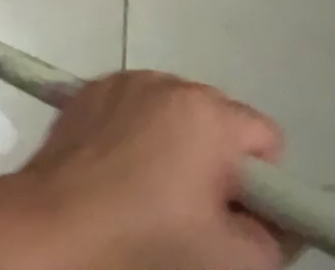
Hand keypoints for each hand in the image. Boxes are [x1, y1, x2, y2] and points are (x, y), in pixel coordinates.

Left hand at [21, 70, 297, 269]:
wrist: (57, 224)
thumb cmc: (150, 238)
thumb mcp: (237, 258)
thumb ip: (277, 236)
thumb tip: (271, 217)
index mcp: (206, 112)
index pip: (266, 137)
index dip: (262, 183)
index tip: (234, 210)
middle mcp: (163, 82)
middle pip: (217, 117)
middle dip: (216, 157)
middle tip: (193, 204)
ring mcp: (119, 82)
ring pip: (171, 109)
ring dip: (173, 140)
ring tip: (150, 187)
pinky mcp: (85, 91)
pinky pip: (130, 106)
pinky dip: (134, 129)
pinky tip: (118, 168)